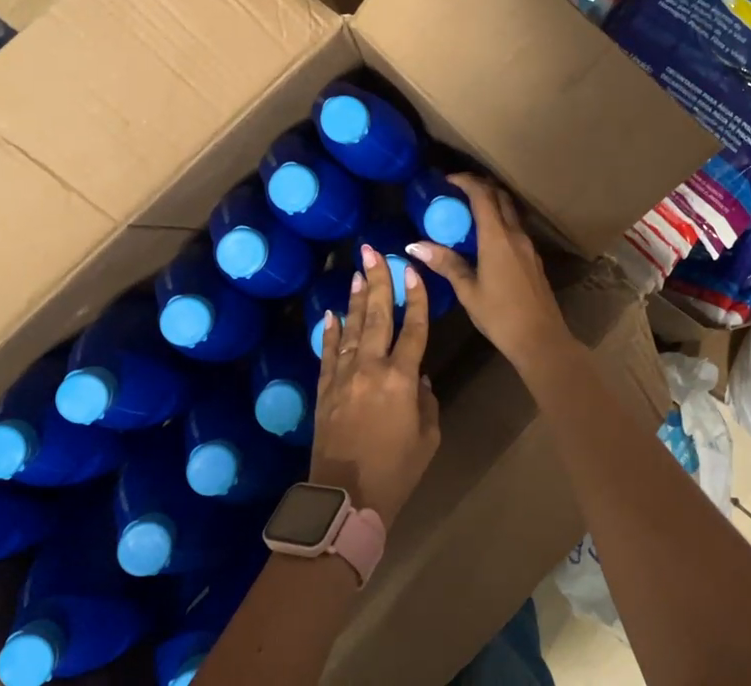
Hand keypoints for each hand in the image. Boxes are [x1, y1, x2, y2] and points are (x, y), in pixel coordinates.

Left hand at [309, 244, 439, 523]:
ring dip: (356, 299)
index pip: (414, 328)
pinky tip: (331, 314)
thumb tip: (418, 380)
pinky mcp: (323, 391)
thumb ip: (427, 402)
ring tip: (358, 272)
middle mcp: (371, 368)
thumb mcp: (427, 438)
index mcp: (402, 379)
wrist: (345, 499)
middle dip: (378, 282)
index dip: (417, 298)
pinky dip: (330, 333)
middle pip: (378, 317)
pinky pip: (328, 354)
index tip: (413, 271)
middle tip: (373, 252)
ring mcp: (343, 377)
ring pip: (352, 329)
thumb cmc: (396, 472)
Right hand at [407, 174, 573, 368]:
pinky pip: (514, 228)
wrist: (541, 339)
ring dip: (491, 203)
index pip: (482, 196)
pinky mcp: (532, 258)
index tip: (447, 181)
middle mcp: (515, 235)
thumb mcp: (468, 291)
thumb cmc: (501, 316)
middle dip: (479, 187)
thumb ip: (446, 264)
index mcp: (497, 238)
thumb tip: (415, 245)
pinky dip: (499, 222)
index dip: (465, 182)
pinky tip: (484, 238)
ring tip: (467, 212)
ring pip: (510, 212)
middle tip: (456, 192)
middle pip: (500, 197)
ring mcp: (527, 246)